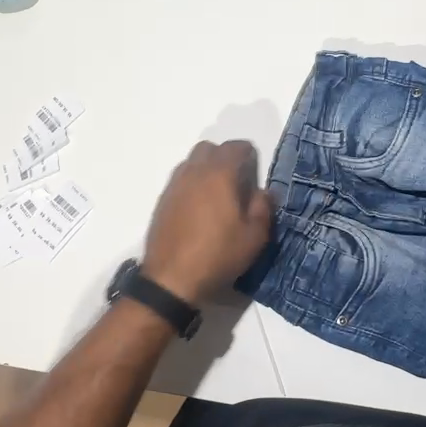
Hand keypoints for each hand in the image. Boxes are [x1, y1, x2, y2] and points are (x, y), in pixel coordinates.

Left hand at [141, 140, 275, 304]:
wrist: (171, 279)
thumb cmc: (218, 256)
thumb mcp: (254, 236)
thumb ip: (263, 207)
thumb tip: (263, 191)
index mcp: (219, 176)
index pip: (234, 147)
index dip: (248, 153)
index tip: (254, 168)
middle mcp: (193, 173)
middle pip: (208, 148)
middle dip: (224, 156)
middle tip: (236, 179)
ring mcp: (174, 187)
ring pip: (190, 162)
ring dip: (205, 168)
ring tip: (217, 194)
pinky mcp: (162, 202)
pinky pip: (179, 180)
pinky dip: (192, 184)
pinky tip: (199, 209)